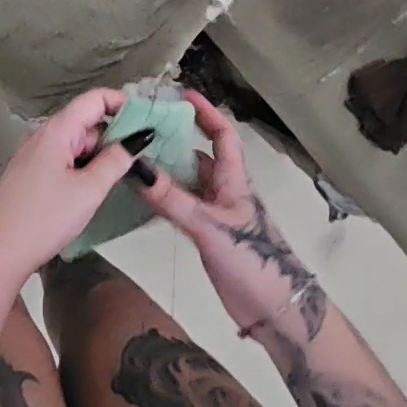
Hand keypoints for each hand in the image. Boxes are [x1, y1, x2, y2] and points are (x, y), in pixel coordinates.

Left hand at [0, 87, 145, 292]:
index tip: (148, 122)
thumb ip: (115, 161)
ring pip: (76, 142)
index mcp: (57, 130)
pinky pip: (64, 158)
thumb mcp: (88, 190)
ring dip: (100, 153)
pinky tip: (96, 186)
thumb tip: (137, 138)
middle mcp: (43, 134)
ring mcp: (35, 154)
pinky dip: (84, 165)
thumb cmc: (44, 217)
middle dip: (115, 133)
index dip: (123, 103)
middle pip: (86, 121)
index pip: (94, 99)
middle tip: (144, 156)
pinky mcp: (31, 174)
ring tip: (125, 174)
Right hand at [134, 89, 323, 334]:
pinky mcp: (206, 235)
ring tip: (129, 153)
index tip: (180, 94)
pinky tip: (139, 193)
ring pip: (186, 180)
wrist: (277, 312)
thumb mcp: (209, 227)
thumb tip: (135, 166)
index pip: (222, 135)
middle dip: (171, 137)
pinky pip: (179, 204)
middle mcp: (223, 190)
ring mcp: (215, 213)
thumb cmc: (254, 260)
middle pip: (197, 154)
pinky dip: (161, 195)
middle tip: (138, 125)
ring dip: (163, 167)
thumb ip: (171, 199)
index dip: (205, 112)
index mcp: (233, 179)